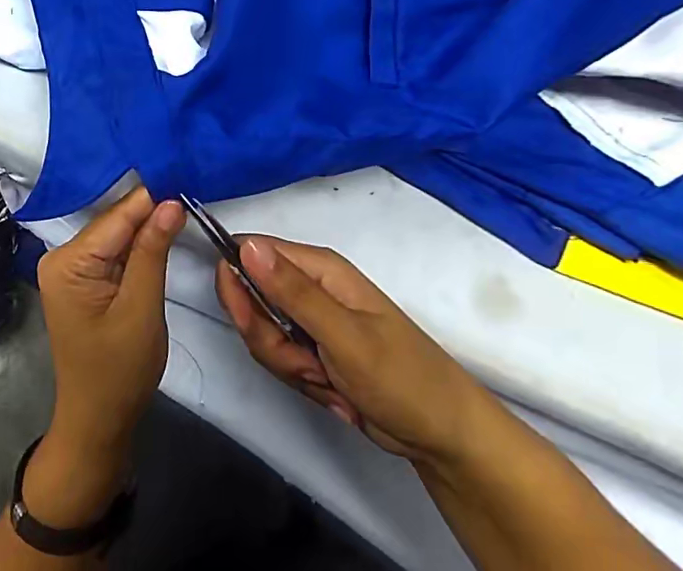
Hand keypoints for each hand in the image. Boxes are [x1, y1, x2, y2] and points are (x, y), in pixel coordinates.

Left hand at [36, 187, 186, 449]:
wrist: (98, 420)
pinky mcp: (81, 280)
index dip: (152, 198)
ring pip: (115, 235)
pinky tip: (161, 231)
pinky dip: (136, 245)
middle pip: (113, 223)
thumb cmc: (119, 371)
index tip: (186, 172)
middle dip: (150, 209)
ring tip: (183, 201)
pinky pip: (112, 252)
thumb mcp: (141, 309)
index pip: (116, 218)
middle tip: (191, 184)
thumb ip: (152, 252)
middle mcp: (60, 257)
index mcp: (67, 262)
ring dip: (146, 225)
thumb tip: (170, 202)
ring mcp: (68, 269)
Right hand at [217, 236, 501, 465]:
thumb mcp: (344, 335)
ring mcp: (310, 320)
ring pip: (262, 334)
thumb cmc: (404, 379)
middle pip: (251, 300)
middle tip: (307, 362)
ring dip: (289, 365)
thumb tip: (246, 246)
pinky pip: (279, 357)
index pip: (249, 253)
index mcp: (318, 268)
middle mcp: (309, 287)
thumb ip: (291, 291)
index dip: (238, 283)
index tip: (250, 321)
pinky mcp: (311, 349)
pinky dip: (301, 380)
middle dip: (270, 340)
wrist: (445, 436)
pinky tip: (335, 391)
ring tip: (330, 380)